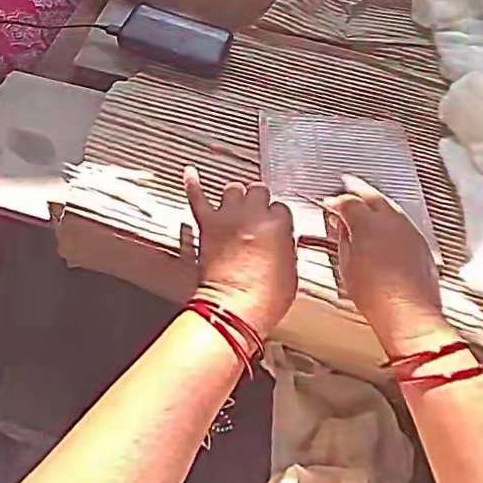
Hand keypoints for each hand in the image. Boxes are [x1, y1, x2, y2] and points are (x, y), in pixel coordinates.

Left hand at [182, 167, 296, 336]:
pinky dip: (193, 184)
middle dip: (258, 201)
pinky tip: (190, 172)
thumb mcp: (292, 272)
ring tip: (236, 206)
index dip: (277, 218)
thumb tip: (283, 241)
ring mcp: (229, 216)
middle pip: (258, 190)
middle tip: (256, 215)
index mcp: (278, 224)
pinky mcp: (208, 224)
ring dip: (235, 196)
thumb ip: (288, 248)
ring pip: (233, 189)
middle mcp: (254, 213)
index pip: (281, 207)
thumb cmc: (266, 299)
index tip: (275, 227)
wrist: (234, 310)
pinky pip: (197, 197)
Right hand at [322, 176, 452, 356]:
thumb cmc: (377, 297)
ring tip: (364, 205)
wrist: (409, 315)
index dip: (335, 202)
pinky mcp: (421, 242)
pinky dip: (390, 220)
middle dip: (355, 190)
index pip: (347, 201)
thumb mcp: (346, 266)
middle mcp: (390, 220)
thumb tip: (342, 229)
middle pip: (370, 194)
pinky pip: (402, 221)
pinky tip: (384, 227)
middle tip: (346, 187)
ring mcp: (408, 229)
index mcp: (367, 223)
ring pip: (389, 205)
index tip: (330, 205)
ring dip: (375, 202)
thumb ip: (342, 239)